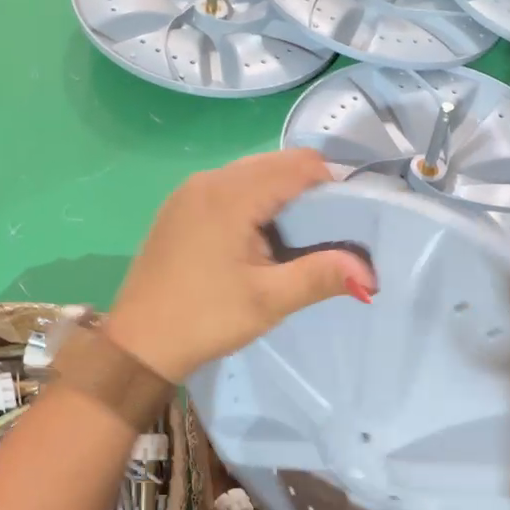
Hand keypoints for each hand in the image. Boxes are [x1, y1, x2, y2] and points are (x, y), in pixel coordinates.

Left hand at [106, 150, 375, 380]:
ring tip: (299, 241)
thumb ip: (321, 276)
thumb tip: (370, 273)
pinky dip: (255, 205)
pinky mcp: (179, 209)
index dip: (334, 185)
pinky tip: (261, 242)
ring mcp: (189, 192)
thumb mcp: (269, 300)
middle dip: (309, 191)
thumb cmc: (205, 319)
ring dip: (282, 198)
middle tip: (330, 234)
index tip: (352, 220)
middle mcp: (208, 180)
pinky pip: (229, 190)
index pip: (299, 165)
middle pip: (275, 165)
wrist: (139, 344)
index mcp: (231, 194)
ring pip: (252, 176)